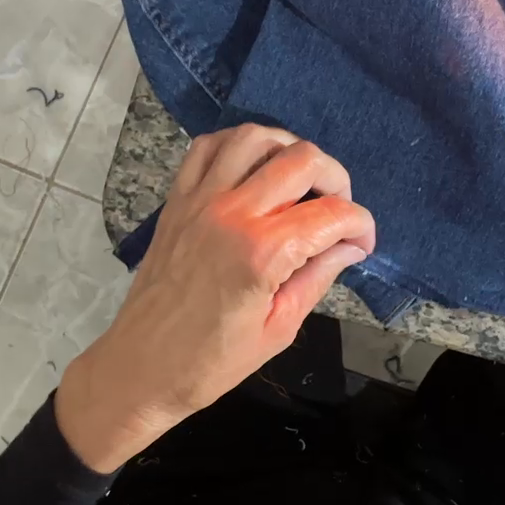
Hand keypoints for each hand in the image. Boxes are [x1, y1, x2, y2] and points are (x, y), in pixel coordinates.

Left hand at [56, 125, 375, 472]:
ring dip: (288, 149)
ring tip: (299, 179)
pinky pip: (207, 146)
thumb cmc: (212, 361)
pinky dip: (237, 146)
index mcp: (263, 253)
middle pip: (301, 160)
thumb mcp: (280, 328)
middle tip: (339, 209)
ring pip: (255, 138)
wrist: (141, 366)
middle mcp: (232, 213)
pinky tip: (253, 168)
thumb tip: (351, 245)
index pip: (332, 214)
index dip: (360, 224)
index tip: (363, 242)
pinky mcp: (177, 199)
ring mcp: (200, 200)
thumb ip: (319, 276)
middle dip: (336, 178)